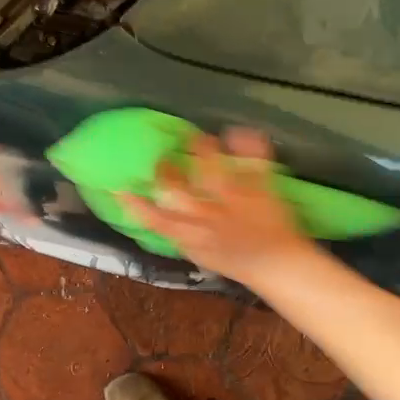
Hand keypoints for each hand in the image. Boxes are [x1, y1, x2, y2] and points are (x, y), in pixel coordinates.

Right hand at [120, 127, 314, 284]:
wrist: (280, 266)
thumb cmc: (239, 263)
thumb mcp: (204, 255)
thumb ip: (183, 235)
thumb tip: (163, 218)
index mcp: (192, 236)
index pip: (156, 221)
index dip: (136, 206)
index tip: (120, 189)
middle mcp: (208, 217)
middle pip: (178, 190)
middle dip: (165, 171)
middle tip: (161, 158)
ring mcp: (234, 201)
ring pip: (211, 170)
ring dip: (202, 150)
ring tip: (198, 138)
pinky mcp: (260, 190)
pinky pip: (252, 162)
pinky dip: (246, 144)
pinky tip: (239, 133)